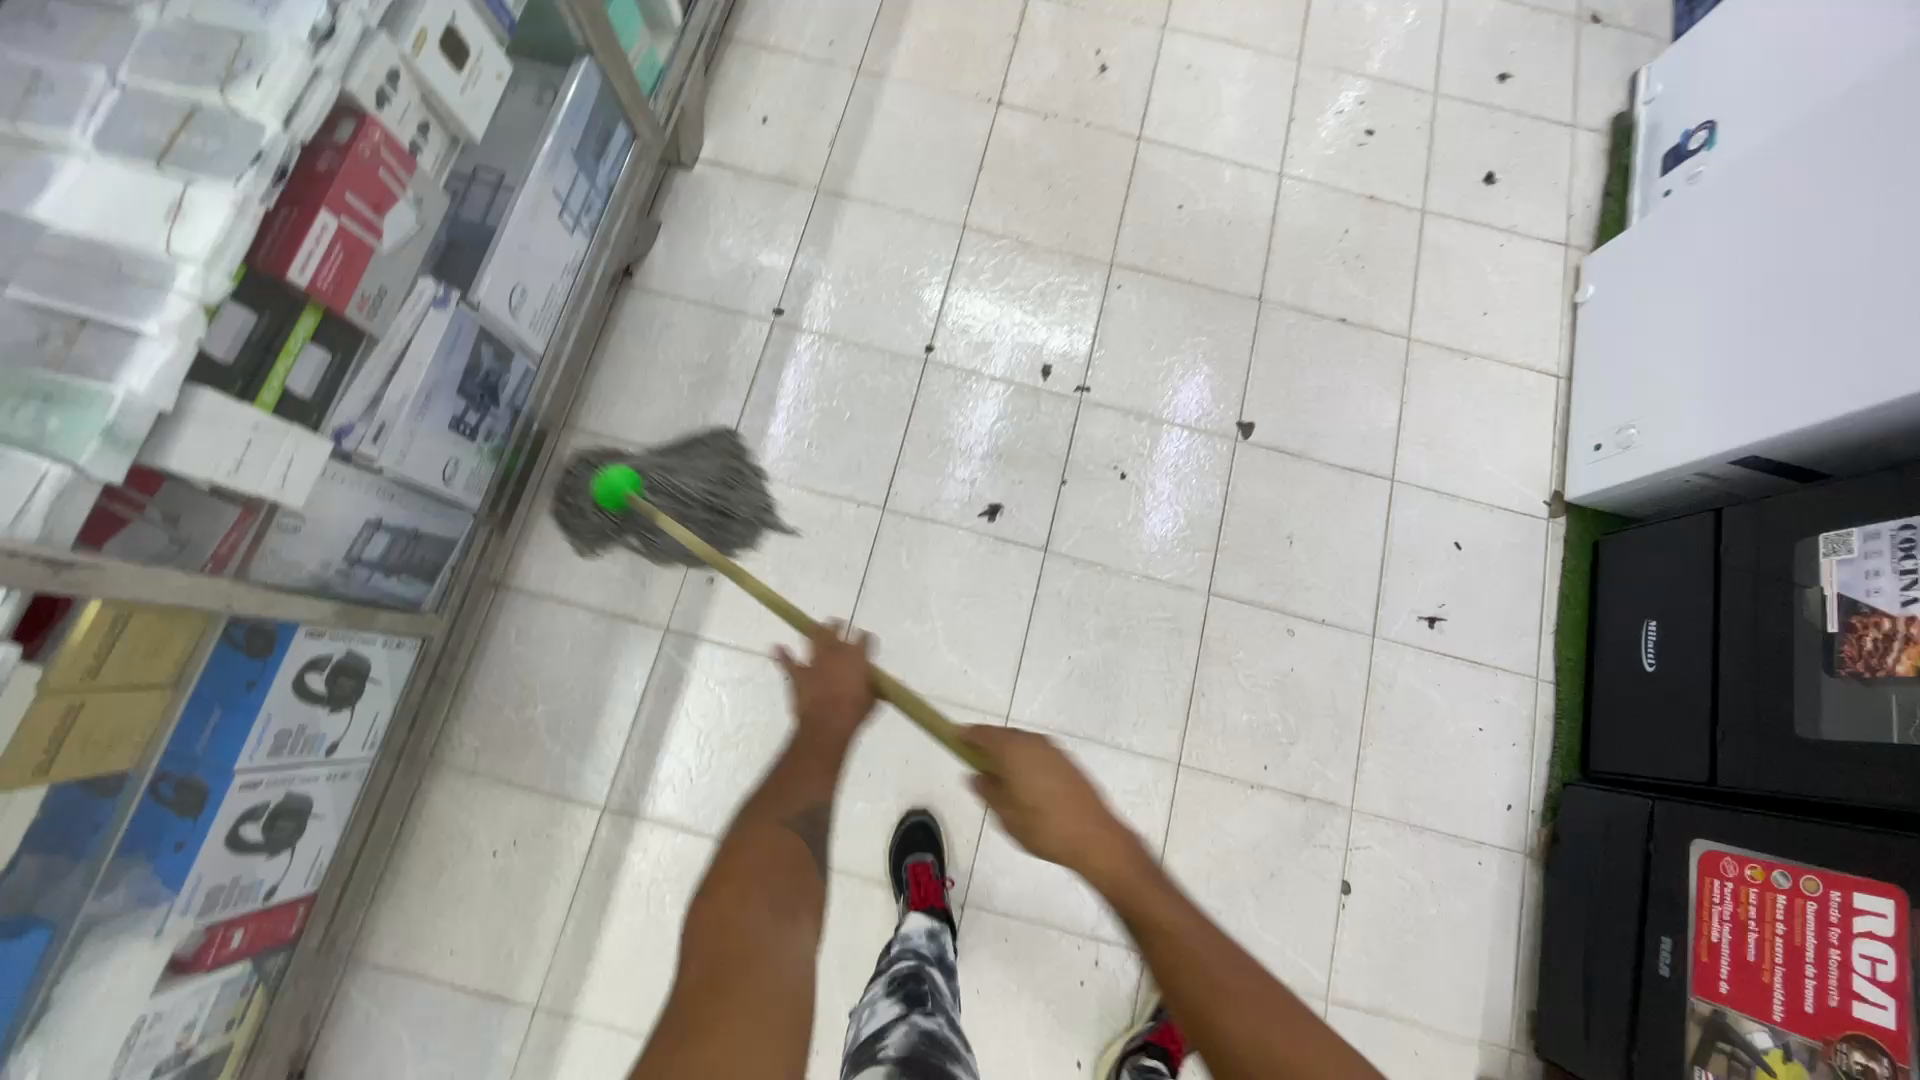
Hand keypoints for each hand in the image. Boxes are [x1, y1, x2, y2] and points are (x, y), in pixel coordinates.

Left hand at [774, 621, 878, 748]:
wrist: (826, 725)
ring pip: (813, 637)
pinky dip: (782, 654)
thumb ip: (870, 685)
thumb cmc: (854, 713)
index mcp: (857, 656)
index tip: (864, 640)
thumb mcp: (872, 699)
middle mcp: (836, 652)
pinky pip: (787, 661)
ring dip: (813, 631)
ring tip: (813, 628)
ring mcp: (814, 661)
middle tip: (836, 624)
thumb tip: (871, 683)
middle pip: (835, 628)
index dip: (864, 638)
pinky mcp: (797, 673)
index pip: (864, 638)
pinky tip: (777, 648)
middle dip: (836, 625)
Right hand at [963, 726, 1145, 884]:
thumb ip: (987, 791)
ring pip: (1022, 744)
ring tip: (1000, 777)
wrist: (1095, 837)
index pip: (982, 733)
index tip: (954, 740)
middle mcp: (1034, 743)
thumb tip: (977, 775)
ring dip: (1008, 753)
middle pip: (1003, 736)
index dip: (966, 735)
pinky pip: (1037, 753)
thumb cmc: (1043, 827)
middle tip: (975, 762)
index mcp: (1013, 751)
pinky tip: (1025, 783)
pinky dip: (1026, 760)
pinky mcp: (1068, 762)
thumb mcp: (1005, 815)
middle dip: (987, 745)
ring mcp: (1054, 751)